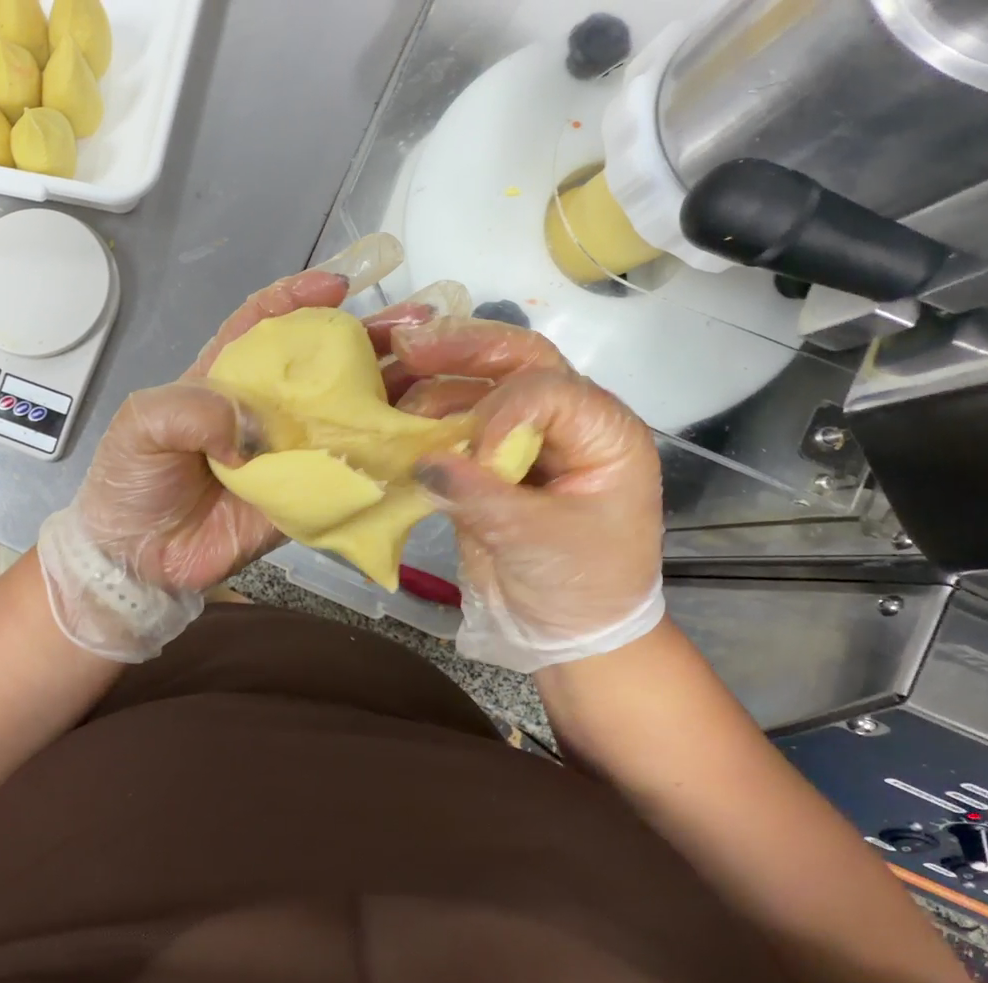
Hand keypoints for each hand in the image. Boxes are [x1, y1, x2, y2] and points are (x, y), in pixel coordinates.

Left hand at [41, 233, 458, 658]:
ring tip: (441, 371)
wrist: (134, 557)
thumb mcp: (143, 425)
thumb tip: (259, 428)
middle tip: (421, 323)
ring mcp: (288, 452)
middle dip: (372, 339)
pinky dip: (387, 457)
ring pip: (349, 414)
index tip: (338, 285)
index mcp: (222, 377)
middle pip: (325, 365)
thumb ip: (194, 411)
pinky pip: (349, 473)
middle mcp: (263, 408)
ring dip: (393, 391)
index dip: (299, 299)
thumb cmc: (130, 480)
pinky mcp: (303, 497)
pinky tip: (424, 440)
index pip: (263, 323)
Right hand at [395, 317, 665, 671]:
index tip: (469, 455)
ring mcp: (523, 440)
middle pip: (516, 362)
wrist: (569, 631)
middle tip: (405, 345)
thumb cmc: (581, 584)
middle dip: (461, 349)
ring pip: (480, 386)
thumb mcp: (539, 543)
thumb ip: (482, 497)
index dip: (502, 412)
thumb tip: (423, 459)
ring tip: (385, 384)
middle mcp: (565, 423)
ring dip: (432, 382)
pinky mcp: (487, 464)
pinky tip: (388, 416)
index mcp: (603, 433)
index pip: (548, 391)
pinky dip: (421, 419)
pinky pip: (453, 426)